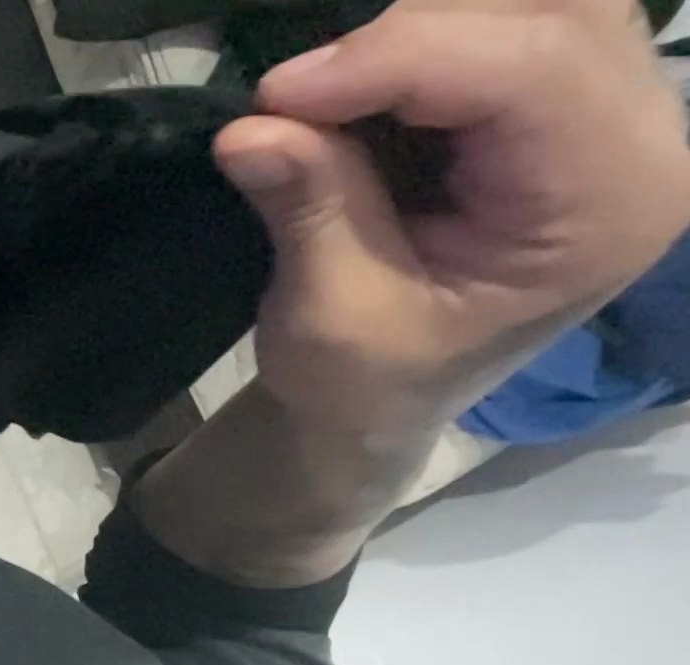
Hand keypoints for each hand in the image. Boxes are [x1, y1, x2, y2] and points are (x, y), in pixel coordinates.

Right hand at [214, 0, 689, 434]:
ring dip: (413, 38)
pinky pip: (507, 33)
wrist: (376, 406)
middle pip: (553, 13)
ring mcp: (609, 121)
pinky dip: (418, 52)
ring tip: (320, 100)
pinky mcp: (560, 115)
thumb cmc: (358, 382)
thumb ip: (305, 208)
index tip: (272, 96)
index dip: (398, 59)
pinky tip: (357, 97)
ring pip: (534, 6)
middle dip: (408, 36)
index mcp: (602, 209)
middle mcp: (638, 143)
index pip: (532, 72)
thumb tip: (244, 130)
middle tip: (293, 97)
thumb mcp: (326, 312)